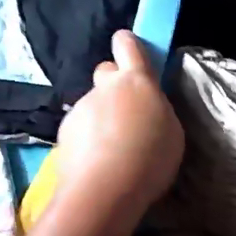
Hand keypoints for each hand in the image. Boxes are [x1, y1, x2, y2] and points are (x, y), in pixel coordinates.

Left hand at [52, 30, 183, 228]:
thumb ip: (157, 110)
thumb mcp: (171, 133)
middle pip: (106, 71)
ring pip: (93, 104)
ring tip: (113, 151)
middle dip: (114, 85)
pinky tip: (98, 163)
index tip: (130, 50)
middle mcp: (105, 87)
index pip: (128, 45)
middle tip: (127, 113)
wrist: (104, 191)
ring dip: (101, 118)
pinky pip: (80, 128)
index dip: (128, 45)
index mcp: (137, 82)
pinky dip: (87, 140)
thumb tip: (146, 108)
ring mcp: (81, 108)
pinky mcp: (64, 130)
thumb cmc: (149, 160)